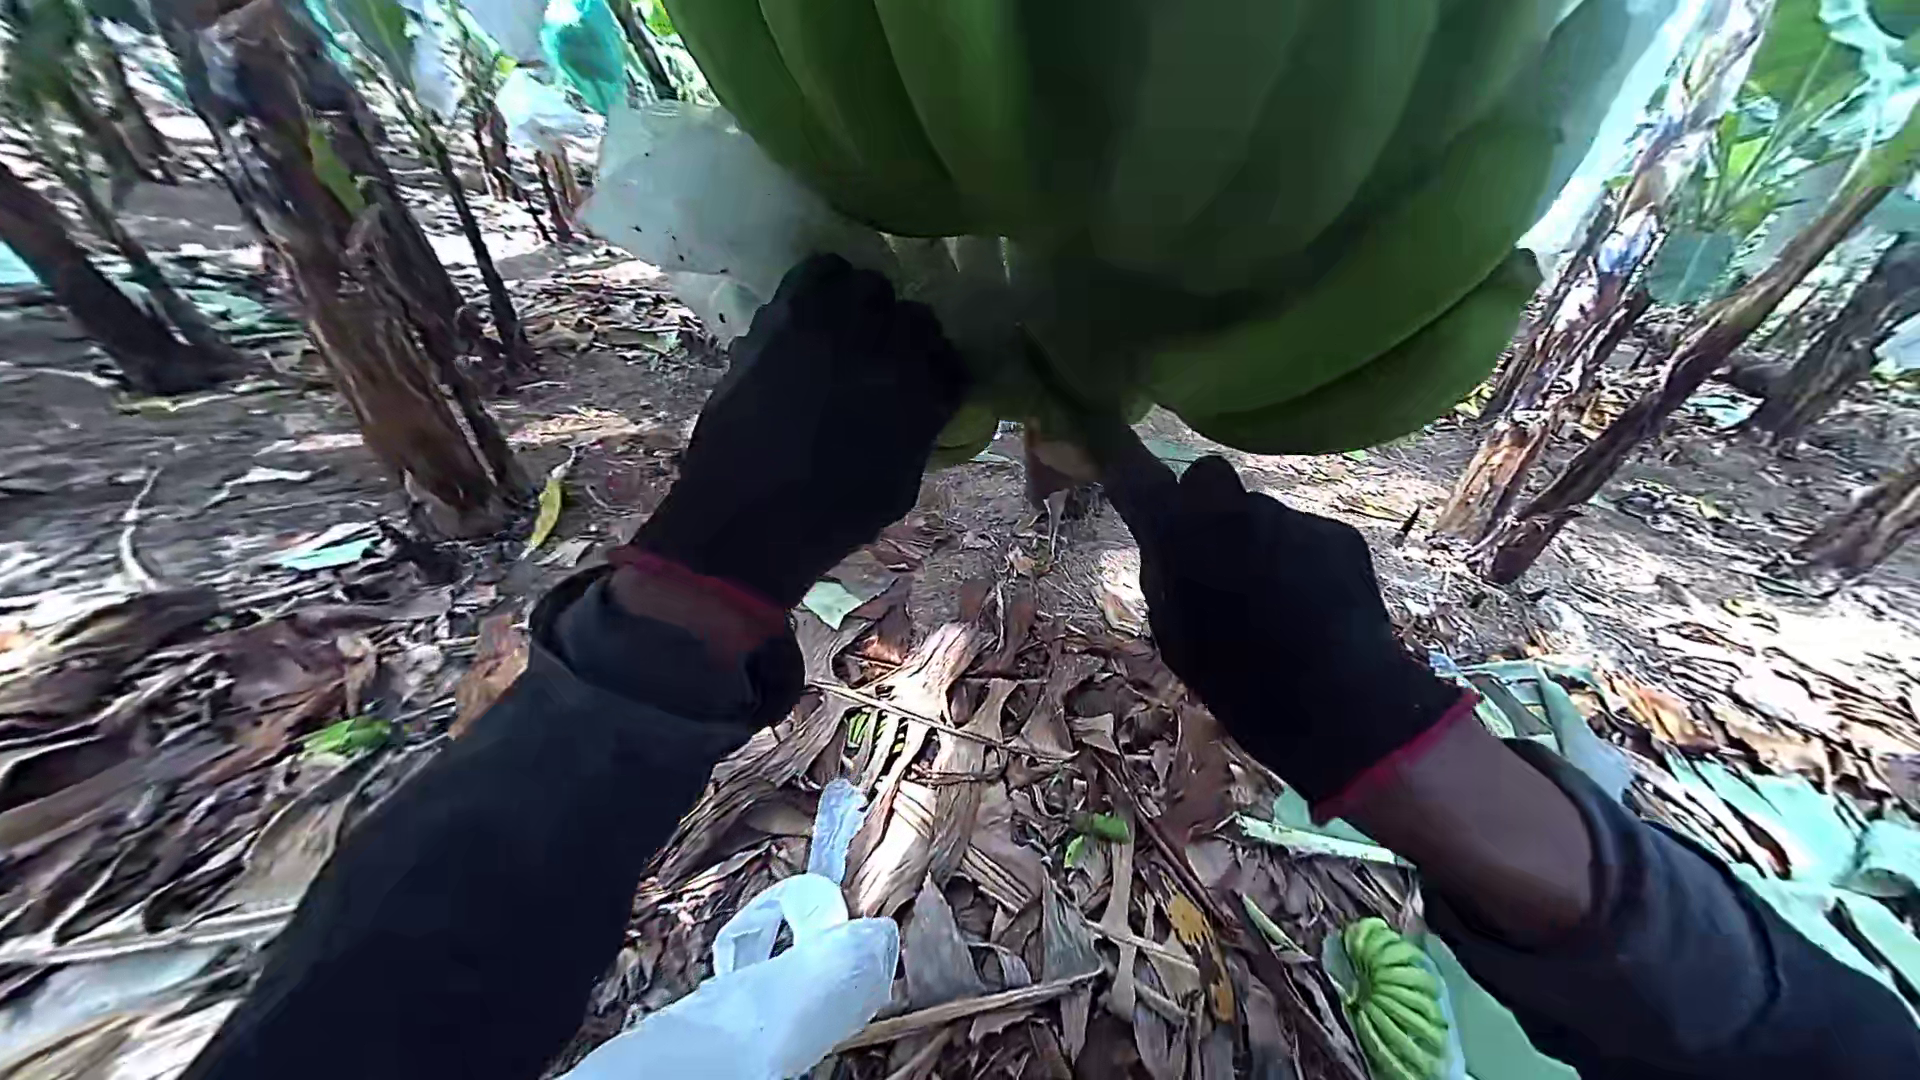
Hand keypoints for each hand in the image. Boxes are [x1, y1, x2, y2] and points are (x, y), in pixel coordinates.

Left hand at [629, 255, 965, 608]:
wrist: (748, 518)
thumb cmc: (829, 517)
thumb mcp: (900, 488)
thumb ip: (919, 434)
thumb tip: (922, 404)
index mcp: (922, 403)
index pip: (951, 360)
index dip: (938, 366)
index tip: (926, 376)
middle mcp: (887, 358)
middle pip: (916, 317)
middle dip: (905, 336)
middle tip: (885, 354)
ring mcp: (833, 333)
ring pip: (869, 285)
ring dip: (867, 306)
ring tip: (850, 328)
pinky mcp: (783, 321)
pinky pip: (816, 273)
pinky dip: (824, 283)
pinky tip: (817, 310)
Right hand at [1123, 456, 1468, 812]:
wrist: (1337, 703)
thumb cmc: (1235, 678)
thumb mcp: (1173, 632)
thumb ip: (1164, 574)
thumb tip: (1163, 542)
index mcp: (1181, 538)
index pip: (1140, 479)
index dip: (1126, 463)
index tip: (1118, 458)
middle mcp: (1232, 510)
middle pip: (1207, 478)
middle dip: (1204, 503)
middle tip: (1214, 549)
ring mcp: (1289, 515)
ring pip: (1257, 509)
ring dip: (1254, 536)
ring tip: (1270, 593)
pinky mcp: (1336, 530)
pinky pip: (1300, 530)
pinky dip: (1297, 555)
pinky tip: (1309, 599)